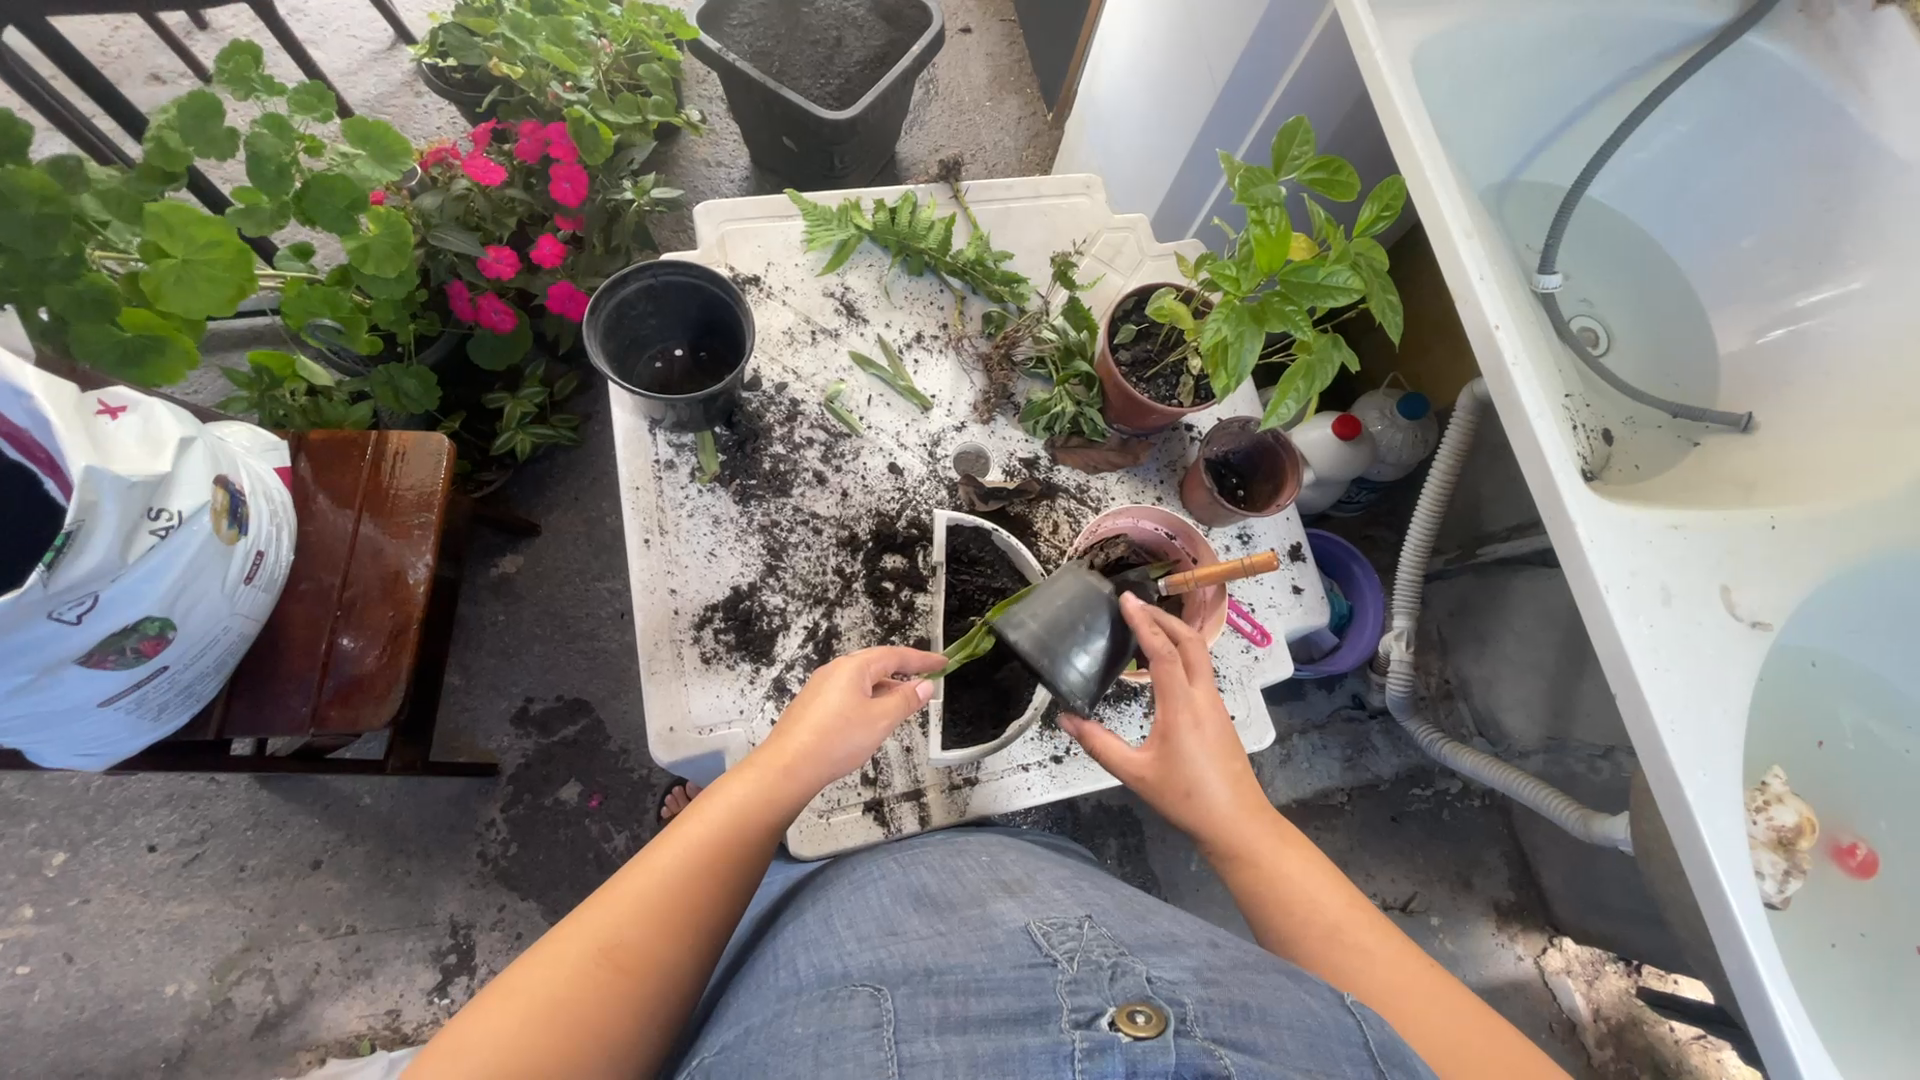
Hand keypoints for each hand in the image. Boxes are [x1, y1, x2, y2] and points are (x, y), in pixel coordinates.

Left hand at [753, 646, 944, 796]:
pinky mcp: (813, 705)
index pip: (896, 655)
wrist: (788, 767)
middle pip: (877, 664)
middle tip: (925, 682)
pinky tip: (872, 718)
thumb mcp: (880, 720)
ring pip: (862, 681)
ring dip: (886, 688)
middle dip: (903, 672)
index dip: (922, 659)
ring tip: (903, 704)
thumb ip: (906, 700)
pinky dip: (868, 699)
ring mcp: (821, 687)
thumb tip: (925, 685)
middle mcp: (836, 670)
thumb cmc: (836, 741)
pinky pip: (848, 693)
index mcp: (854, 667)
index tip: (943, 662)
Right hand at [1059, 592, 1269, 850]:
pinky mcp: (1219, 714)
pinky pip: (1200, 671)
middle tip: (1135, 605)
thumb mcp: (1134, 774)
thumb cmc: (1186, 798)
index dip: (1143, 622)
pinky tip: (1162, 664)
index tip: (1126, 599)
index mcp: (1181, 706)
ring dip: (1174, 633)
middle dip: (1163, 617)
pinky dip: (1180, 654)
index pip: (1163, 651)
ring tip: (1145, 627)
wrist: (1237, 823)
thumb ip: (1099, 744)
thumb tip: (1066, 719)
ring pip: (1199, 654)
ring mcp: (1216, 704)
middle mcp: (1203, 696)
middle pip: (1190, 641)